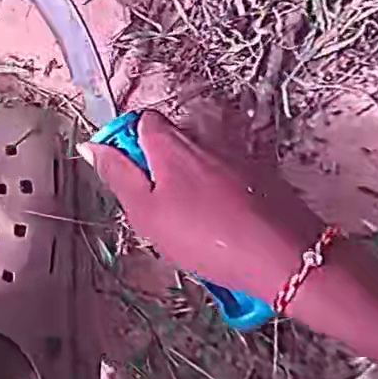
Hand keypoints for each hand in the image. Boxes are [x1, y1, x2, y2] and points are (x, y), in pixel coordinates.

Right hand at [80, 109, 325, 301]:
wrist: (286, 258)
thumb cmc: (204, 236)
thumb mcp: (145, 211)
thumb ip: (117, 174)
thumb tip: (91, 145)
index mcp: (170, 144)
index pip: (141, 120)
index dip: (127, 142)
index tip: (124, 173)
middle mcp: (204, 139)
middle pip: (169, 140)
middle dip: (155, 165)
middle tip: (152, 205)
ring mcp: (236, 156)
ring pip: (197, 160)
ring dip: (185, 181)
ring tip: (186, 220)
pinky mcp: (260, 176)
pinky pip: (223, 176)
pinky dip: (213, 192)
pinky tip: (216, 224)